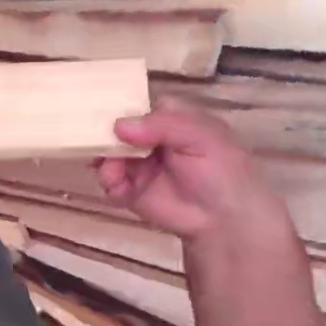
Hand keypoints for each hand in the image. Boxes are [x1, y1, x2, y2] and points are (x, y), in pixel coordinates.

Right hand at [95, 97, 289, 242]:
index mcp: (169, 120)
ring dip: (107, 166)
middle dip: (106, 140)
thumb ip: (162, 126)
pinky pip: (110, 184)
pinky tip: (122, 192)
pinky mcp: (129, 191)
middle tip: (102, 150)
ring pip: (108, 158)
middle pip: (116, 132)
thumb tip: (118, 126)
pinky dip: (110, 186)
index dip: (121, 109)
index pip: (138, 106)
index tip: (104, 114)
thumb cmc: (221, 170)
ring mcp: (137, 166)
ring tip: (114, 176)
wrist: (223, 219)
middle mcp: (148, 140)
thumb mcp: (201, 138)